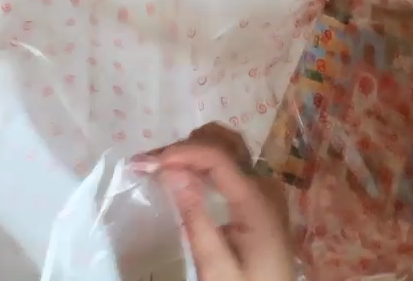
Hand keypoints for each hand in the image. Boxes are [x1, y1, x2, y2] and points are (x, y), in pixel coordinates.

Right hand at [147, 125, 295, 280]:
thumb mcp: (217, 269)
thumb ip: (196, 220)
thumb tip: (171, 171)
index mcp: (258, 201)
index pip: (218, 156)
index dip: (182, 151)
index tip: (148, 162)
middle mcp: (264, 186)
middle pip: (224, 143)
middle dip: (184, 146)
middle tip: (149, 163)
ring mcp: (264, 189)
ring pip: (227, 147)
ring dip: (193, 148)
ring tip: (162, 164)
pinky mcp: (258, 198)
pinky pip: (230, 163)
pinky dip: (204, 159)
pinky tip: (184, 171)